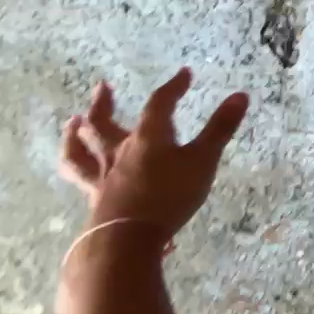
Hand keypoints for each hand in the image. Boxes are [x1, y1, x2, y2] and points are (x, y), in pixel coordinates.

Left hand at [59, 67, 248, 238]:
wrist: (126, 239)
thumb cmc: (170, 194)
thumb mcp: (204, 159)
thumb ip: (220, 128)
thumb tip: (240, 95)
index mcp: (149, 137)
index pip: (160, 103)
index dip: (173, 86)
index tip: (184, 74)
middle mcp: (120, 150)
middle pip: (104, 123)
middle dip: (105, 103)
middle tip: (103, 86)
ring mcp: (103, 175)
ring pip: (82, 149)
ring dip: (76, 133)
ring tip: (73, 122)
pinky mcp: (94, 197)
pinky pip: (80, 175)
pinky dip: (75, 163)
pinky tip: (76, 162)